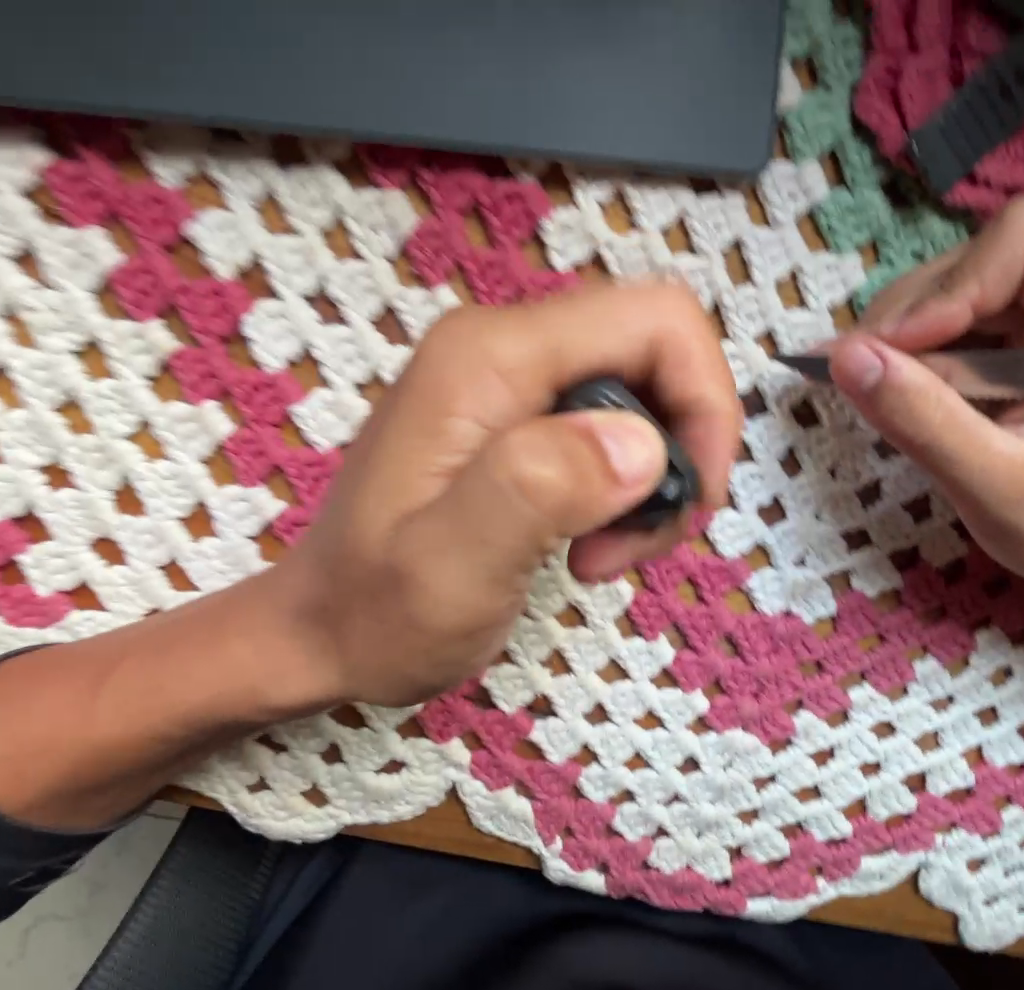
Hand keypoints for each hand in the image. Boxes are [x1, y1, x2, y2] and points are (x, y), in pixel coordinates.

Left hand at [249, 284, 740, 708]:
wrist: (318, 633)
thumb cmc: (376, 613)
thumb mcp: (452, 566)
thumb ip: (536, 487)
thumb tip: (643, 444)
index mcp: (492, 357)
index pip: (657, 320)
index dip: (705, 402)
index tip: (691, 499)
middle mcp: (504, 347)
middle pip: (658, 356)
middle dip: (679, 452)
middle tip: (636, 542)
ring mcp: (509, 381)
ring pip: (642, 398)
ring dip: (653, 482)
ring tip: (603, 555)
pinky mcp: (516, 419)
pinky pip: (611, 430)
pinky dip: (626, 492)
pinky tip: (588, 545)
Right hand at [824, 197, 1023, 602]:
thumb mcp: (993, 485)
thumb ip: (922, 420)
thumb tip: (842, 357)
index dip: (949, 288)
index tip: (891, 352)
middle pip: (981, 258)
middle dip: (911, 313)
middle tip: (858, 375)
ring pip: (957, 283)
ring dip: (902, 332)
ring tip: (872, 387)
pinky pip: (955, 318)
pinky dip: (912, 350)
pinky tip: (892, 388)